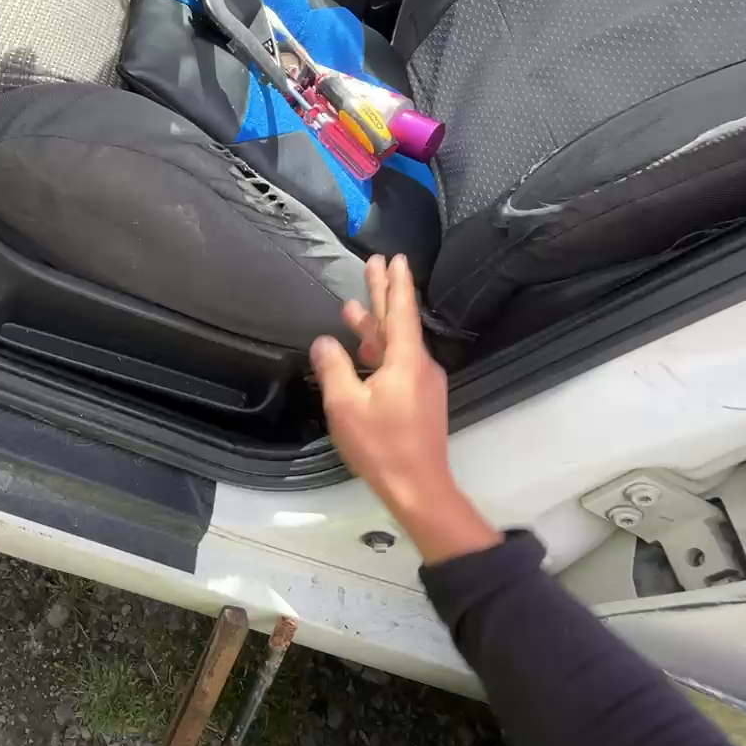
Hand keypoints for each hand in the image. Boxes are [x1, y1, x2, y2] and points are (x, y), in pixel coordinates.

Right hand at [311, 256, 499, 563]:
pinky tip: (362, 351)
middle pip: (398, 322)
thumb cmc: (381, 445)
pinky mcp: (418, 400)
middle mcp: (419, 366)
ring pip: (395, 345)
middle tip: (376, 263)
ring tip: (353, 308)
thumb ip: (333, 368)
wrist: (417, 487)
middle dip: (384, 294)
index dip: (395, 284)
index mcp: (405, 361)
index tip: (394, 258)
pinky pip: (397, 363)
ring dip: (375, 325)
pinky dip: (379, 349)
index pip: (400, 311)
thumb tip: (324, 342)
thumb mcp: (345, 405)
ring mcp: (421, 383)